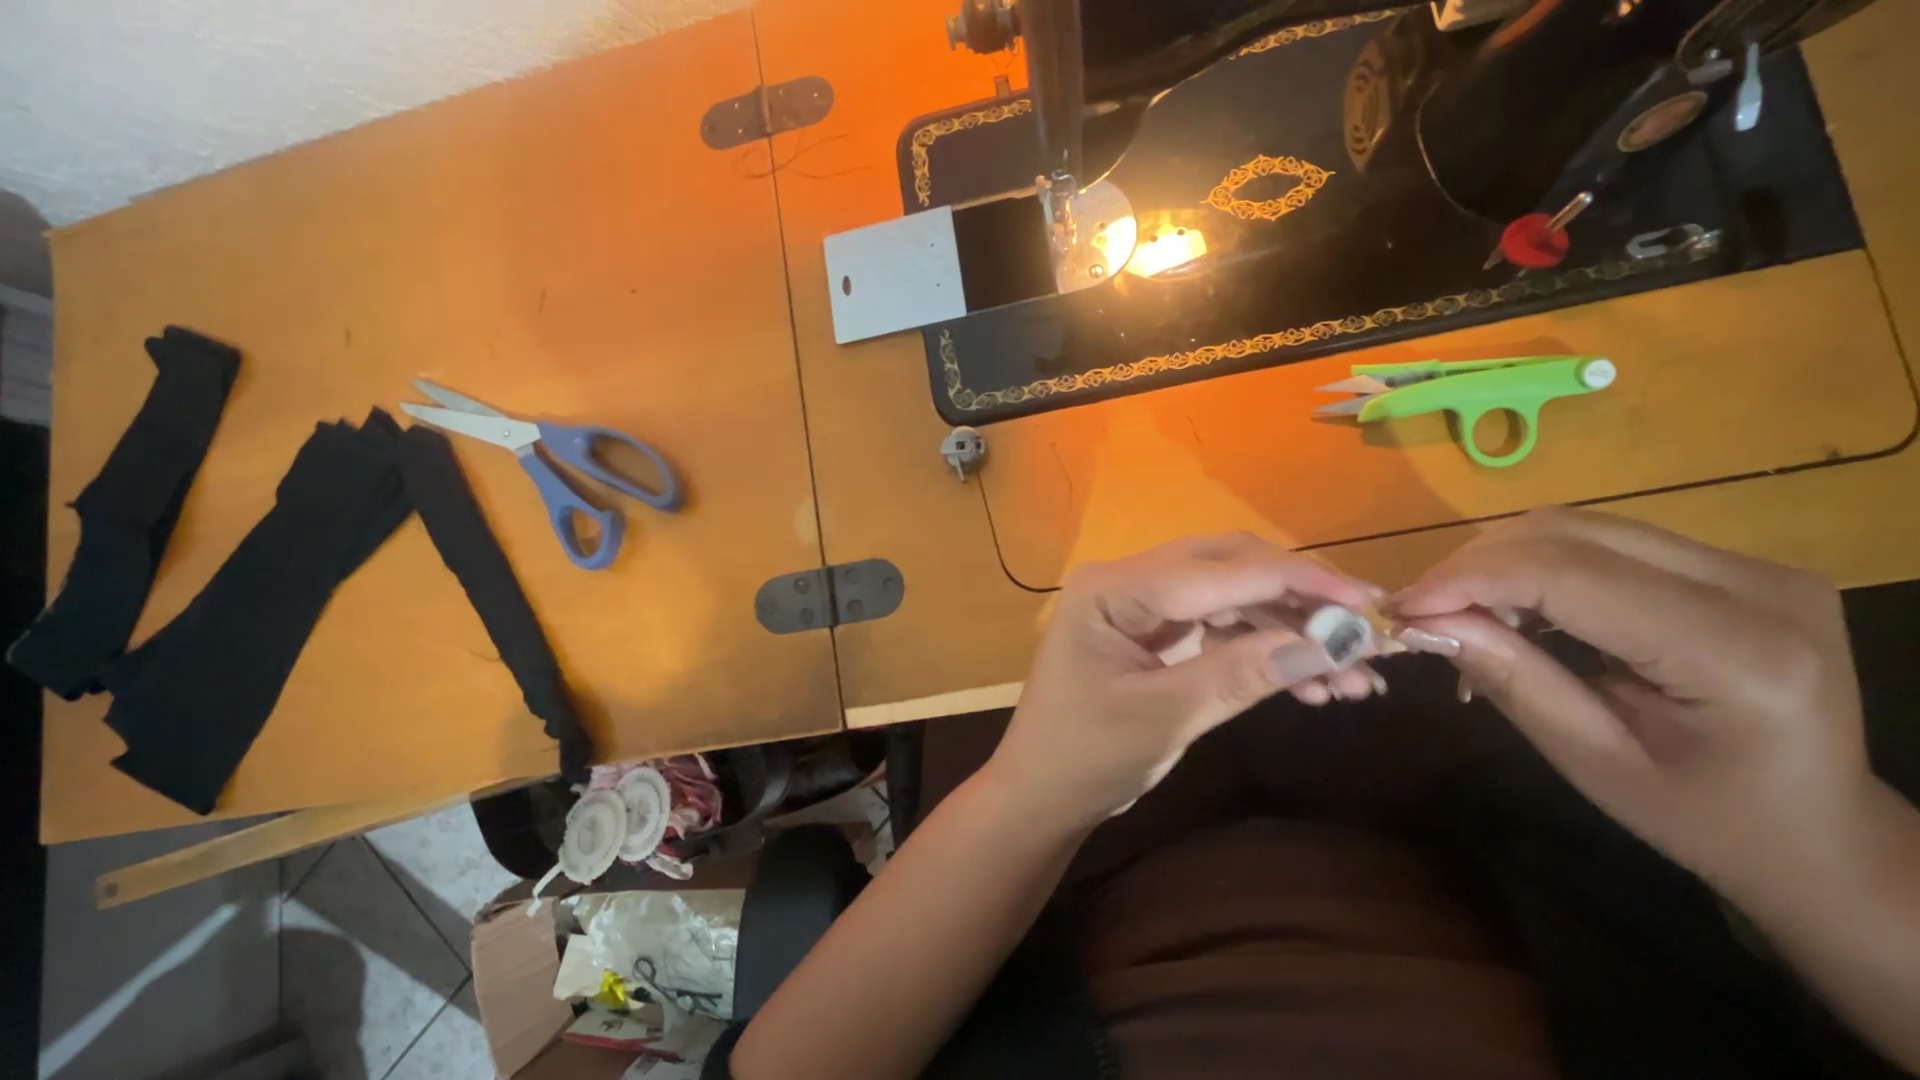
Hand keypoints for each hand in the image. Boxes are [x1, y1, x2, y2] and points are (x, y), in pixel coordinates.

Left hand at [984, 533, 1375, 831]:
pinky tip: (1312, 684)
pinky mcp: (1157, 631)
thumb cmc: (1086, 757)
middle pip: (1231, 567)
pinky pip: (1222, 626)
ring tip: (1354, 677)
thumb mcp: (1165, 717)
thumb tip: (1330, 645)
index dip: (1297, 582)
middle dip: (1301, 598)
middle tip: (1366, 631)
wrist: (1042, 794)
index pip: (1218, 570)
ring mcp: (1142, 605)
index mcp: (1113, 589)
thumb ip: (1241, 674)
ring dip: (1291, 630)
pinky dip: (1266, 649)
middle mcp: (1128, 581)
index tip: (1368, 605)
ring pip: (1234, 597)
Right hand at [1391, 506, 1870, 892]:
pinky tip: (1517, 606)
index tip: (1400, 608)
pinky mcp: (1735, 563)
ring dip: (1502, 559)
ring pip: (1583, 525)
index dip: (1470, 579)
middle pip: (1573, 532)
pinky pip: (1606, 539)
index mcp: (1737, 650)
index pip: (1571, 574)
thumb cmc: (1703, 818)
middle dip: (1476, 563)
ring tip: (1463, 612)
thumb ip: (1513, 680)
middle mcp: (1758, 584)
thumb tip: (1424, 621)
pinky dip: (1539, 564)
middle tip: (1421, 611)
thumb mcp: (1593, 761)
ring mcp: (1753, 565)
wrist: (1820, 833)